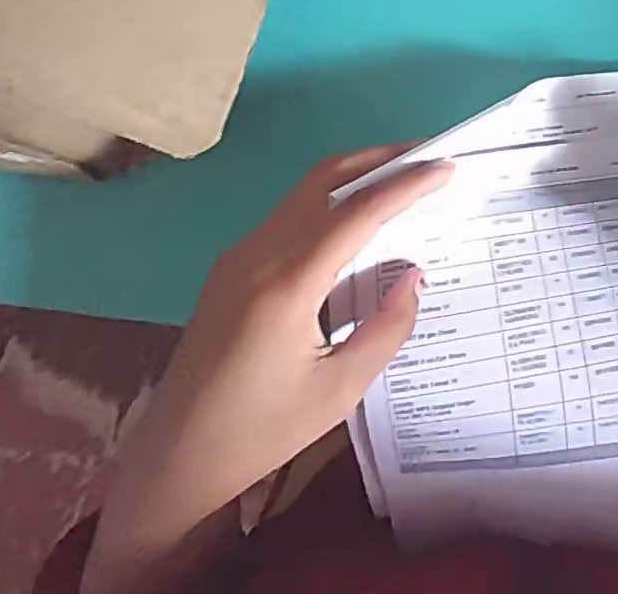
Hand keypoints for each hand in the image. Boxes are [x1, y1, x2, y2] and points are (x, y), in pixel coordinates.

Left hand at [85, 146, 451, 593]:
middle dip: (380, 159)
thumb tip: (414, 274)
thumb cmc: (260, 432)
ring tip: (401, 179)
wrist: (172, 460)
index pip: (358, 212)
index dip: (406, 185)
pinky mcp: (232, 265)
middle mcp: (259, 253)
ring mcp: (240, 255)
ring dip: (356, 175)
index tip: (445, 168)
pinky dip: (332, 200)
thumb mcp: (339, 391)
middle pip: (327, 178)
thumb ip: (386, 328)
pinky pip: (291, 214)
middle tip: (425, 157)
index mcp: (287, 284)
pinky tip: (356, 222)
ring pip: (306, 190)